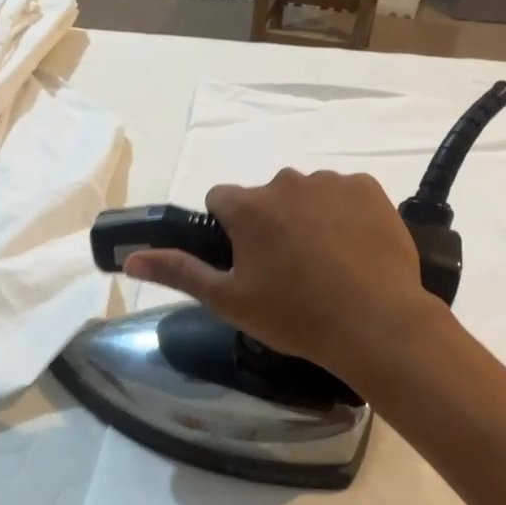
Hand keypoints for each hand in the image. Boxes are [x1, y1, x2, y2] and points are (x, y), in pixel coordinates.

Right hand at [124, 169, 439, 376]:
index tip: (242, 264)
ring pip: (306, 197)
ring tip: (323, 268)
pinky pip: (344, 197)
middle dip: (268, 227)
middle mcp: (287, 182)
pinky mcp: (371, 190)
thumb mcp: (229, 301)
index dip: (226, 232)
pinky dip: (342, 219)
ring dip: (306, 221)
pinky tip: (351, 256)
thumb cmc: (294, 317)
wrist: (374, 323)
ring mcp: (333, 182)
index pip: (219, 200)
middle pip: (265, 199)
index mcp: (248, 207)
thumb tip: (131, 259)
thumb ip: (179, 273)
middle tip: (284, 275)